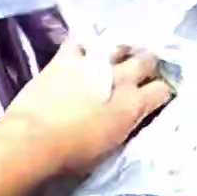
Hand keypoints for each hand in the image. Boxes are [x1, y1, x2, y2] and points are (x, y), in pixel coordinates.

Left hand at [0, 40, 171, 175]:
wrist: (33, 140)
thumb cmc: (71, 155)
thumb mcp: (109, 147)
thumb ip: (123, 127)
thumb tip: (127, 120)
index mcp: (133, 106)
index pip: (162, 91)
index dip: (159, 94)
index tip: (152, 98)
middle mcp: (121, 79)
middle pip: (147, 60)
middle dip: (146, 64)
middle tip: (137, 71)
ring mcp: (93, 63)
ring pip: (119, 44)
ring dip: (119, 49)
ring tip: (113, 56)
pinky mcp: (65, 58)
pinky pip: (80, 40)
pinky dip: (83, 44)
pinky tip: (81, 49)